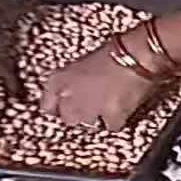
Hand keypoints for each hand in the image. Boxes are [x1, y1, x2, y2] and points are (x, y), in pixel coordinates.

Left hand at [40, 36, 164, 130]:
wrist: (132, 57)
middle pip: (69, 119)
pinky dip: (117, 121)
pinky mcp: (111, 116)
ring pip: (90, 123)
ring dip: (99, 118)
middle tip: (93, 108)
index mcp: (57, 81)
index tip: (69, 108)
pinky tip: (122, 112)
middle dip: (80, 115)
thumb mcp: (81, 64)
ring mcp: (89, 108)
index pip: (48, 106)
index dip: (61, 107)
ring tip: (110, 108)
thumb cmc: (111, 54)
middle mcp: (69, 97)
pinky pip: (112, 126)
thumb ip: (74, 81)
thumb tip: (81, 91)